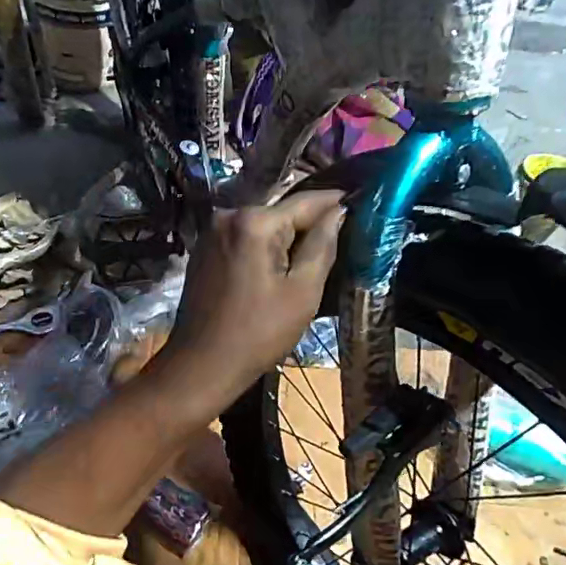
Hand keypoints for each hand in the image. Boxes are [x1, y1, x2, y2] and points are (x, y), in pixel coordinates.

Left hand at [153, 191, 343, 415]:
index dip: (337, 204)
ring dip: (286, 237)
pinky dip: (263, 246)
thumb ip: (323, 245)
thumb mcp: (303, 291)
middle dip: (310, 225)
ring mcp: (211, 231)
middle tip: (341, 242)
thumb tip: (339, 211)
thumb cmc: (258, 333)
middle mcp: (228, 214)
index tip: (363, 204)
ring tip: (313, 257)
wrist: (202, 363)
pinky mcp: (204, 248)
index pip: (307, 201)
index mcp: (254, 221)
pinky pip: (244, 236)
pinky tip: (277, 267)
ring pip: (263, 224)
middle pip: (282, 211)